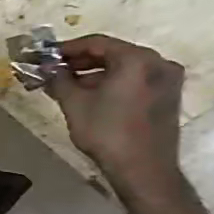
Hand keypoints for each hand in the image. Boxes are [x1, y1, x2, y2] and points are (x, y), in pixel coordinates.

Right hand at [44, 34, 185, 191]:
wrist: (143, 170)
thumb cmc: (107, 132)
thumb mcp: (74, 103)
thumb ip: (58, 79)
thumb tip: (47, 68)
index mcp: (137, 59)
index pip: (96, 43)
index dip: (66, 49)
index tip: (45, 55)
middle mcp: (158, 63)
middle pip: (112, 54)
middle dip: (80, 62)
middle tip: (53, 70)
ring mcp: (167, 80)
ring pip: (123, 68)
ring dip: (94, 74)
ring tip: (66, 86)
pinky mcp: (168, 97)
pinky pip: (134, 81)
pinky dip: (111, 84)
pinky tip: (89, 96)